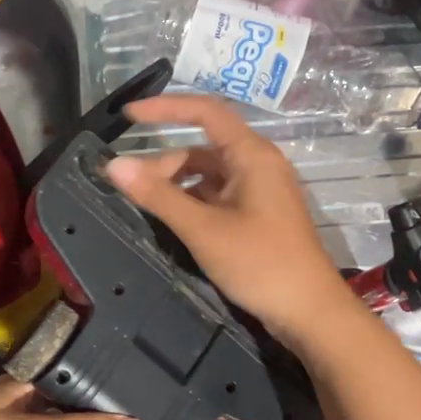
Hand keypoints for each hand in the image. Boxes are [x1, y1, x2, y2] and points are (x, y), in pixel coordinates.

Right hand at [105, 94, 356, 342]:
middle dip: (163, 165)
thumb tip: (113, 164)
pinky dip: (190, 204)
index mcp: (252, 156)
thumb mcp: (203, 230)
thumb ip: (158, 196)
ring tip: (146, 210)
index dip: (165, 108)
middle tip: (131, 191)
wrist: (307, 311)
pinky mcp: (256, 217)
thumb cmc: (259, 263)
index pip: (206, 112)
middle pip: (201, 149)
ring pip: (206, 176)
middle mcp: (257, 165)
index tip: (128, 115)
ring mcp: (258, 192)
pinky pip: (215, 198)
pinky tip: (171, 224)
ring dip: (175, 187)